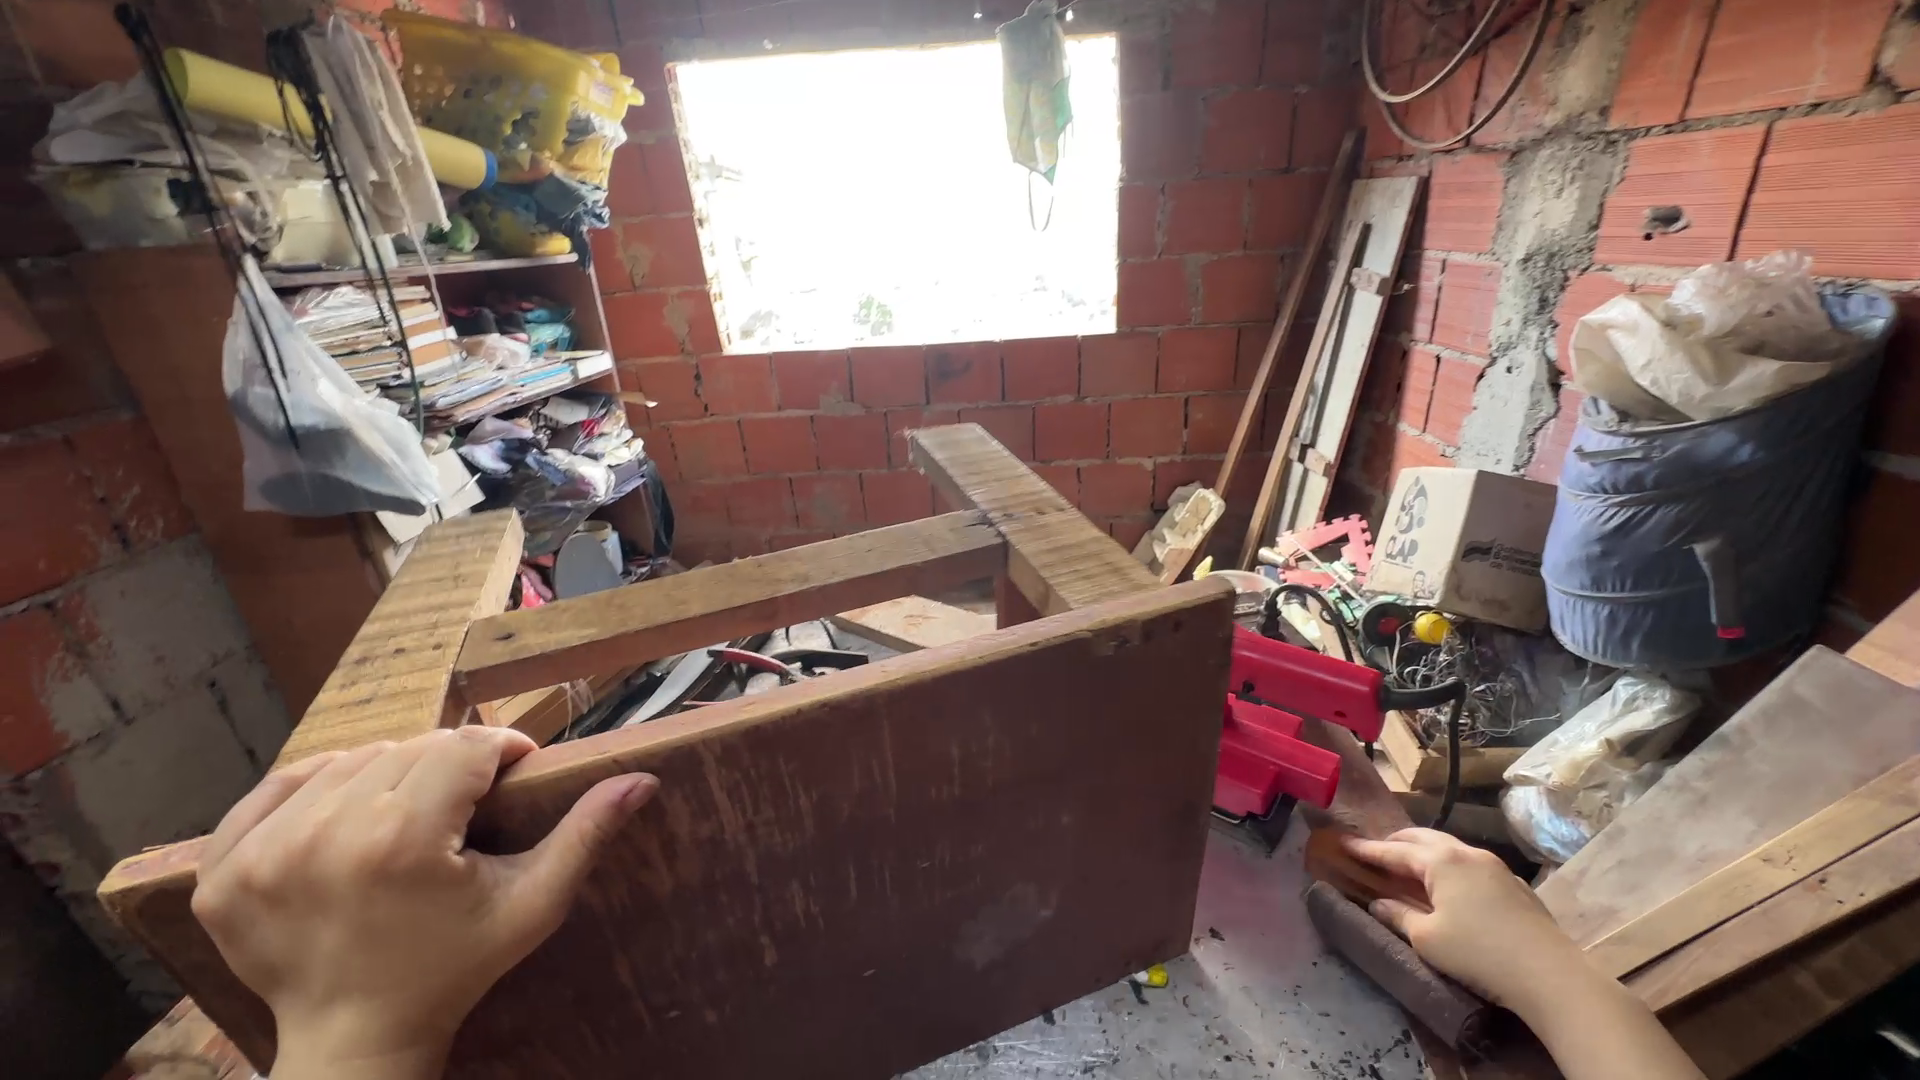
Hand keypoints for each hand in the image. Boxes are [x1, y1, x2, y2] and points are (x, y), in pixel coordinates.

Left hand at [191, 727, 658, 1079]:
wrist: (355, 1039)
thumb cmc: (458, 965)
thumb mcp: (535, 903)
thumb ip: (587, 834)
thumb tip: (643, 778)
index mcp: (403, 841)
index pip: (466, 745)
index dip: (504, 748)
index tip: (517, 771)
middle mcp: (326, 835)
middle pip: (412, 747)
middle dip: (452, 763)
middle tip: (469, 802)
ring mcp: (264, 853)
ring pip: (353, 759)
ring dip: (394, 771)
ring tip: (416, 808)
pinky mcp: (225, 869)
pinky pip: (278, 785)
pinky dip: (320, 784)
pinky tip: (348, 810)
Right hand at [1339, 827, 1581, 1010]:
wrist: (1553, 977)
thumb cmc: (1479, 954)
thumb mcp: (1427, 939)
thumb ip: (1397, 915)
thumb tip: (1377, 903)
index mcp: (1440, 860)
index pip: (1392, 850)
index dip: (1365, 849)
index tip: (1343, 842)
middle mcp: (1467, 853)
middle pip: (1422, 838)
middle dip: (1395, 843)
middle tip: (1374, 851)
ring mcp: (1496, 868)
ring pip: (1449, 848)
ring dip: (1424, 853)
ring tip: (1409, 865)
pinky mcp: (1516, 887)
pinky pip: (1471, 865)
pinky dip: (1450, 867)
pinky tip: (1450, 886)